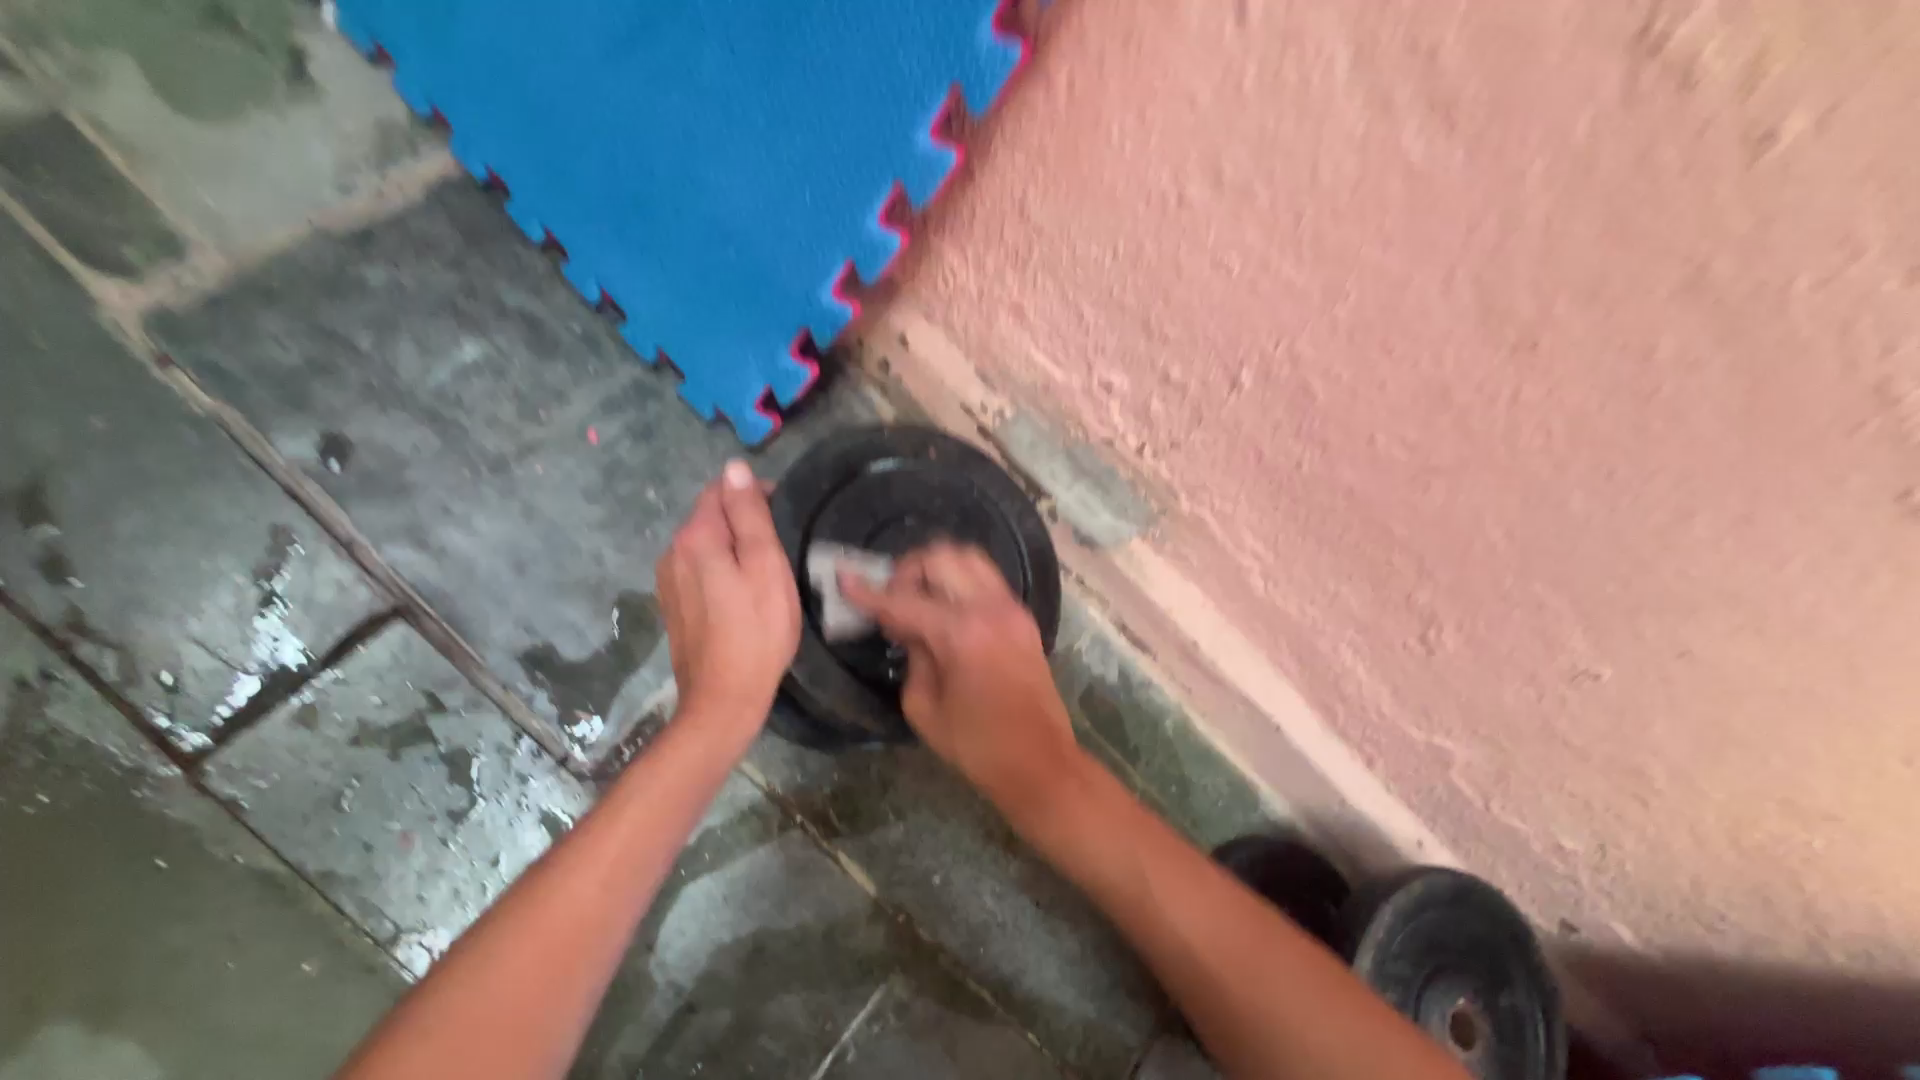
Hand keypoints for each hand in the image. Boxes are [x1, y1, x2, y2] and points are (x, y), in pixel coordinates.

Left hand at [656, 461, 799, 735]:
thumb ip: (750, 514)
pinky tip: (741, 596)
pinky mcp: (672, 605)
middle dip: (743, 521)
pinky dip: (720, 571)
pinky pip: (699, 571)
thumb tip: (734, 467)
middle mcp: (673, 551)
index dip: (754, 495)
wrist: (724, 698)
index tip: (785, 517)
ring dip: (732, 548)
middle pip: (710, 517)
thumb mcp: (766, 566)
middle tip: (781, 549)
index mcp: (696, 536)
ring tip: (764, 573)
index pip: (721, 490)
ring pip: (705, 545)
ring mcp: (668, 581)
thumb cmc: (757, 630)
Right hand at [840, 542, 1080, 803]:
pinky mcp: (1023, 617)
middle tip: (891, 600)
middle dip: (907, 571)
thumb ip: (912, 656)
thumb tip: (910, 629)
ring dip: (937, 570)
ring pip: (968, 558)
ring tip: (918, 600)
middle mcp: (989, 608)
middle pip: (941, 558)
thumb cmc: (977, 746)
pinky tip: (944, 611)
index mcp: (961, 633)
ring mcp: (1011, 608)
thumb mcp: (923, 707)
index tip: (843, 578)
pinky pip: (985, 579)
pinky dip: (959, 582)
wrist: (1039, 762)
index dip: (868, 592)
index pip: (904, 600)